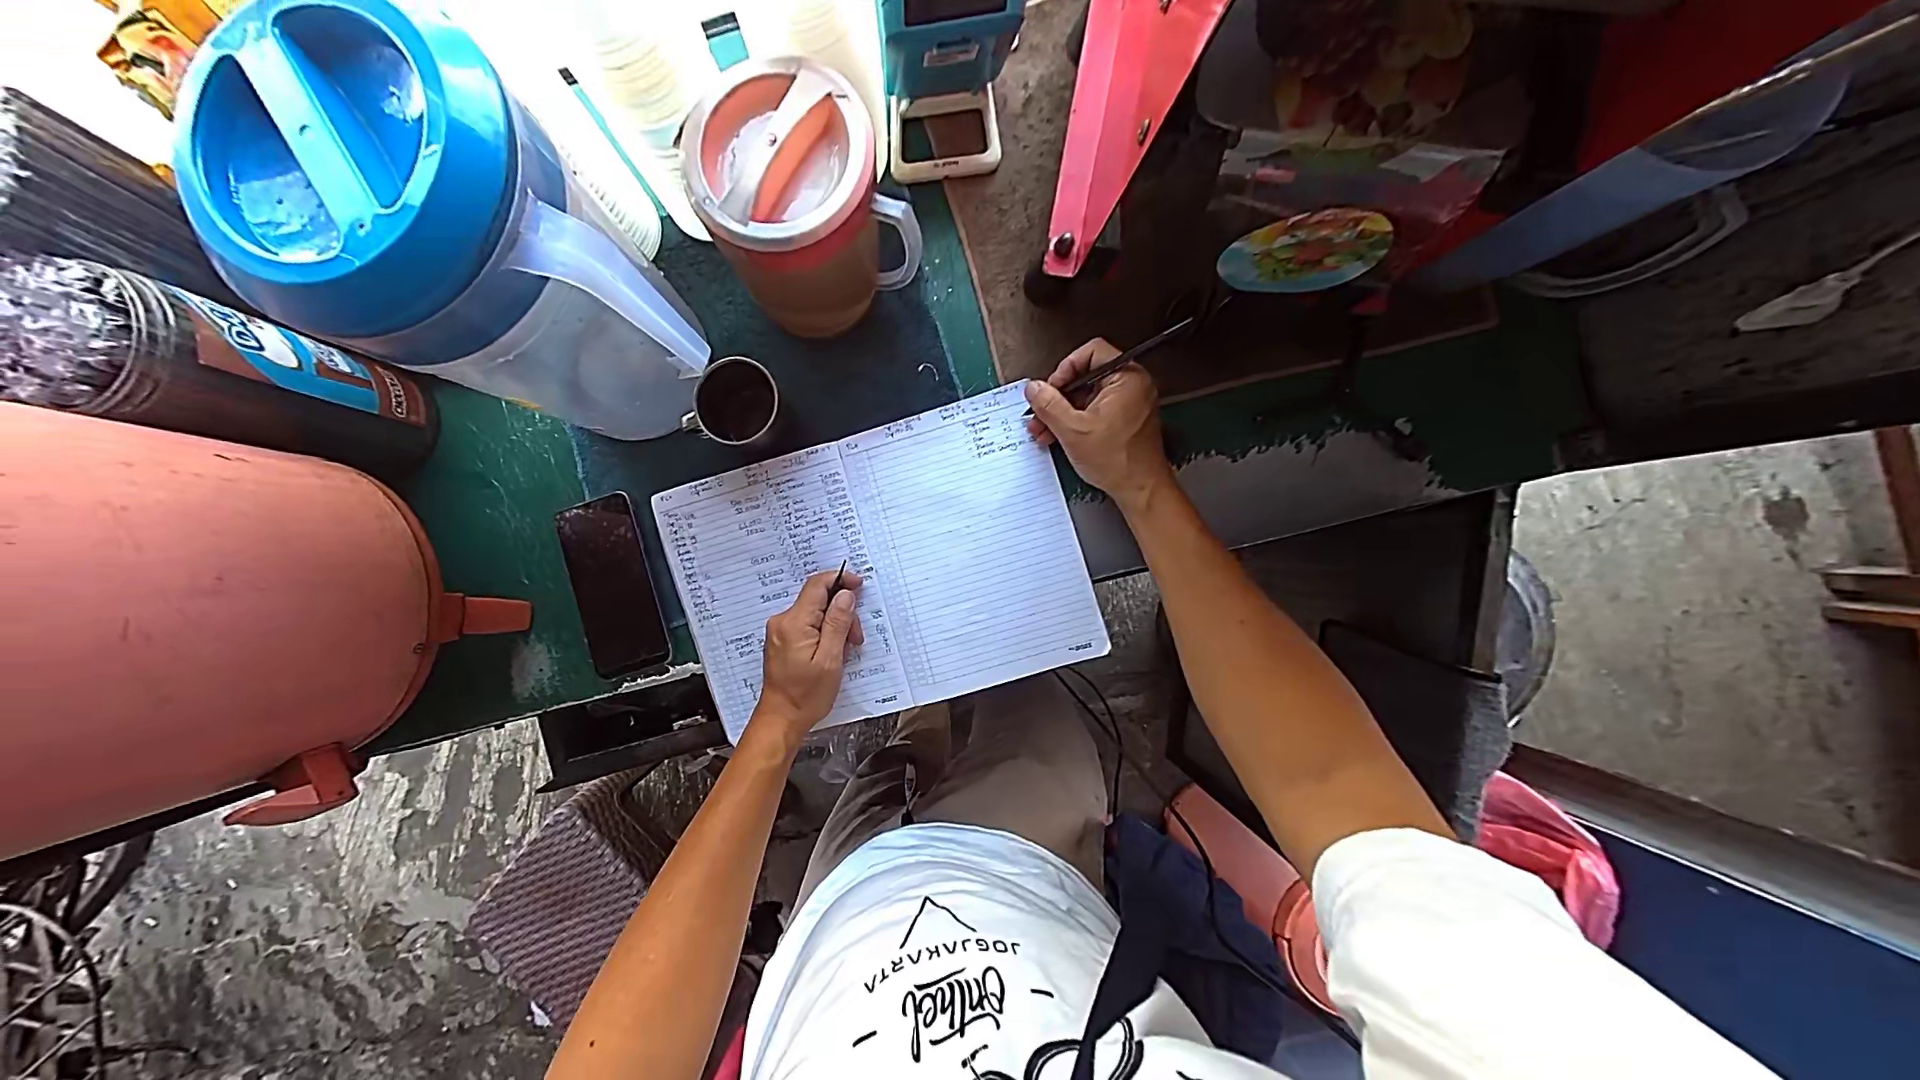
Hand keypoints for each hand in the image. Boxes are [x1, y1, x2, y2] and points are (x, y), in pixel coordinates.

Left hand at [750, 569, 864, 752]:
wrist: (782, 718)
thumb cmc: (805, 696)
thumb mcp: (830, 660)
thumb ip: (838, 623)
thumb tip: (845, 595)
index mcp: (794, 624)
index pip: (817, 585)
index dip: (840, 580)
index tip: (858, 584)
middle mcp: (783, 622)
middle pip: (819, 600)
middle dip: (842, 613)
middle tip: (855, 637)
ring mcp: (781, 631)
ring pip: (815, 613)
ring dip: (835, 625)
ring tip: (844, 650)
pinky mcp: (783, 640)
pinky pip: (808, 624)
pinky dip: (824, 632)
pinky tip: (832, 652)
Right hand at [1024, 338, 1172, 510]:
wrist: (1140, 489)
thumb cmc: (1119, 461)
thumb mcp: (1073, 430)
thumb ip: (1049, 405)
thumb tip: (1034, 388)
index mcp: (1127, 378)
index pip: (1091, 352)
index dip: (1065, 368)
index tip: (1050, 388)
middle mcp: (1132, 386)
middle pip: (1086, 376)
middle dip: (1058, 397)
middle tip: (1041, 411)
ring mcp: (1129, 403)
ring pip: (1087, 396)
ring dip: (1063, 412)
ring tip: (1045, 429)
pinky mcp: (1124, 419)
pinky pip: (1095, 410)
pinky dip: (1076, 420)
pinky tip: (1059, 434)